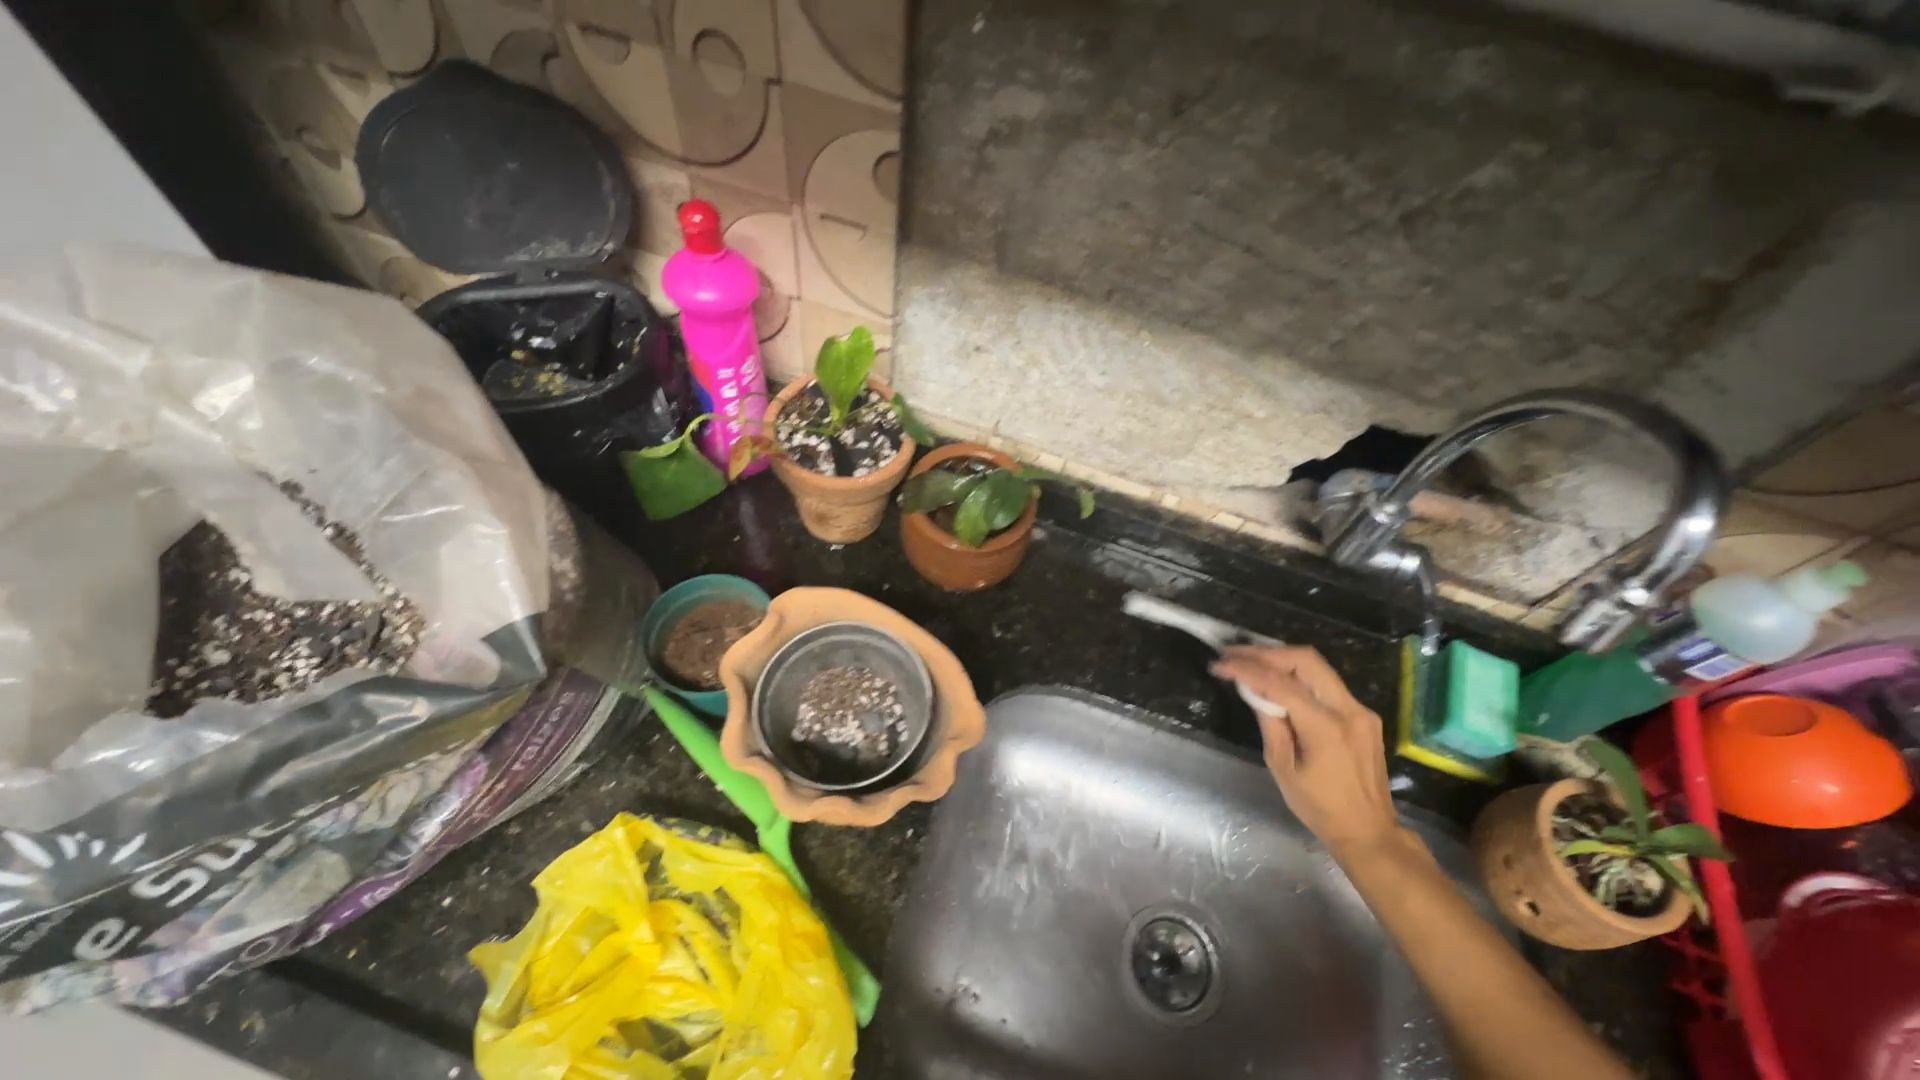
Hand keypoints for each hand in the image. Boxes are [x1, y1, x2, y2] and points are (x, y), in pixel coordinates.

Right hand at [1209, 646, 1402, 859]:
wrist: (1368, 830)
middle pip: (1306, 660)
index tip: (1220, 664)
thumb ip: (1270, 723)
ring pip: (1318, 668)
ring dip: (1282, 661)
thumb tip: (1253, 691)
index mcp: (1326, 727)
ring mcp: (1360, 710)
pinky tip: (1278, 684)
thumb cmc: (1319, 807)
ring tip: (1250, 663)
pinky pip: (1327, 685)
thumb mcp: (1283, 768)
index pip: (1281, 684)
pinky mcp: (1363, 715)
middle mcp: (1348, 710)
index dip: (1247, 669)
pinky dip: (1299, 677)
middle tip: (1235, 654)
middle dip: (1266, 653)